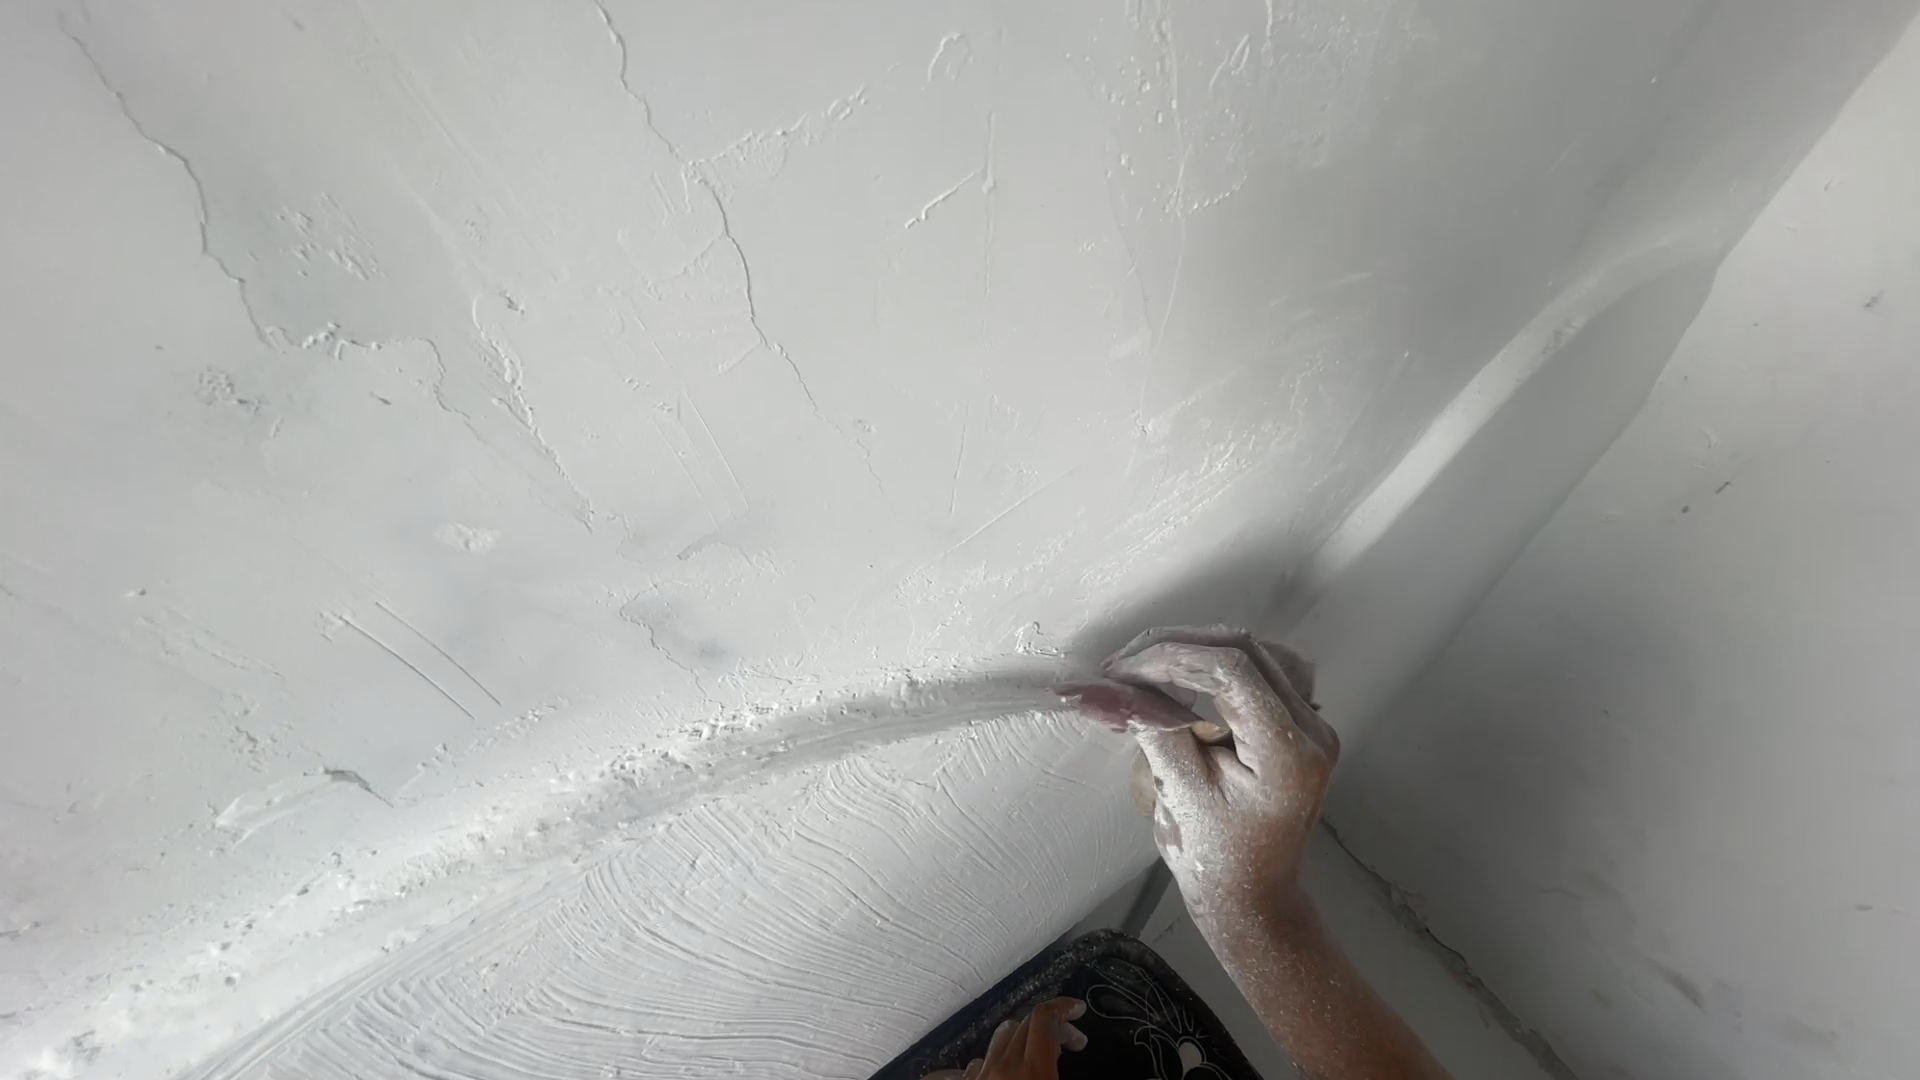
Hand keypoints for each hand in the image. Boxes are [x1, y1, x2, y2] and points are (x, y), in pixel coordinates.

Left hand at [921, 998, 1087, 1079]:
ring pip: (997, 1041)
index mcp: (1032, 1072)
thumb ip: (1055, 1065)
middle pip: (1023, 1023)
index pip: (1044, 1019)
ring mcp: (978, 1079)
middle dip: (1048, 1024)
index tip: (1077, 1009)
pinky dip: (991, 1062)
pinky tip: (997, 1068)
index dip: (1063, 1006)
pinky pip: (972, 1066)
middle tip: (1070, 1040)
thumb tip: (1060, 1048)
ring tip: (1036, 1056)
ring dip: (1019, 1040)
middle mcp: (1002, 1069)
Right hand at [1058, 627, 1338, 923]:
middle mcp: (1311, 730)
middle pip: (1245, 650)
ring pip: (1257, 651)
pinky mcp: (1296, 722)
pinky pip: (1265, 670)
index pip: (1231, 670)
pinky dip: (1222, 663)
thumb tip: (1113, 683)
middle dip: (1178, 647)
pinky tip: (1191, 674)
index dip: (1170, 657)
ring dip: (1199, 648)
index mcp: (1287, 752)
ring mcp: (1311, 723)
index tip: (1122, 670)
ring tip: (1152, 663)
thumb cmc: (1216, 856)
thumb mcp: (1179, 792)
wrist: (1252, 893)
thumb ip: (1153, 728)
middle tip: (1126, 662)